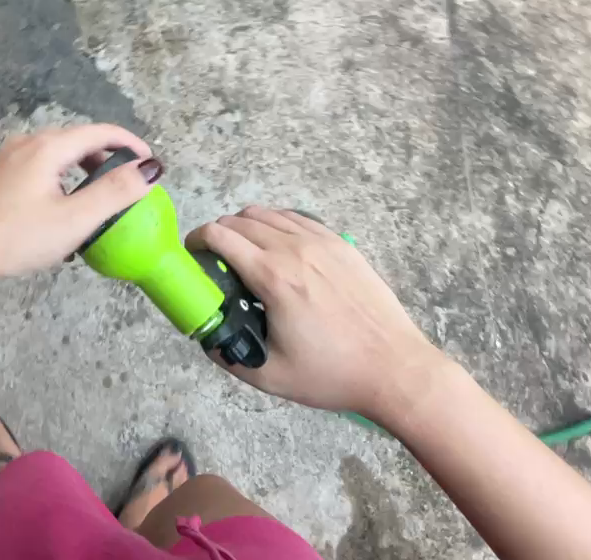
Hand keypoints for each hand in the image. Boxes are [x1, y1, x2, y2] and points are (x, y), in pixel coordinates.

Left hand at [0, 125, 158, 286]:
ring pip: (52, 157)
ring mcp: (2, 159)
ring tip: (90, 205)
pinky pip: (32, 170)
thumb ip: (113, 193)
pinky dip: (55, 182)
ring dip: (78, 173)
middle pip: (74, 141)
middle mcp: (23, 144)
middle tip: (123, 185)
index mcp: (47, 148)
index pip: (98, 132)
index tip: (150, 163)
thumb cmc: (13, 237)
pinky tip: (52, 215)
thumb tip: (148, 170)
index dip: (129, 143)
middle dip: (104, 158)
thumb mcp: (72, 220)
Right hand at [188, 208, 448, 423]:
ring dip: (246, 227)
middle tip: (218, 262)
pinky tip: (279, 248)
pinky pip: (295, 218)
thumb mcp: (270, 376)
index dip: (197, 240)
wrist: (398, 371)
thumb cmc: (333, 375)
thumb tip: (205, 337)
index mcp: (271, 276)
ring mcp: (319, 241)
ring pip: (266, 213)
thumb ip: (227, 355)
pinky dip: (276, 224)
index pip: (218, 235)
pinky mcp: (340, 243)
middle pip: (238, 220)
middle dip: (219, 235)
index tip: (193, 255)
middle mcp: (292, 248)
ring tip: (247, 253)